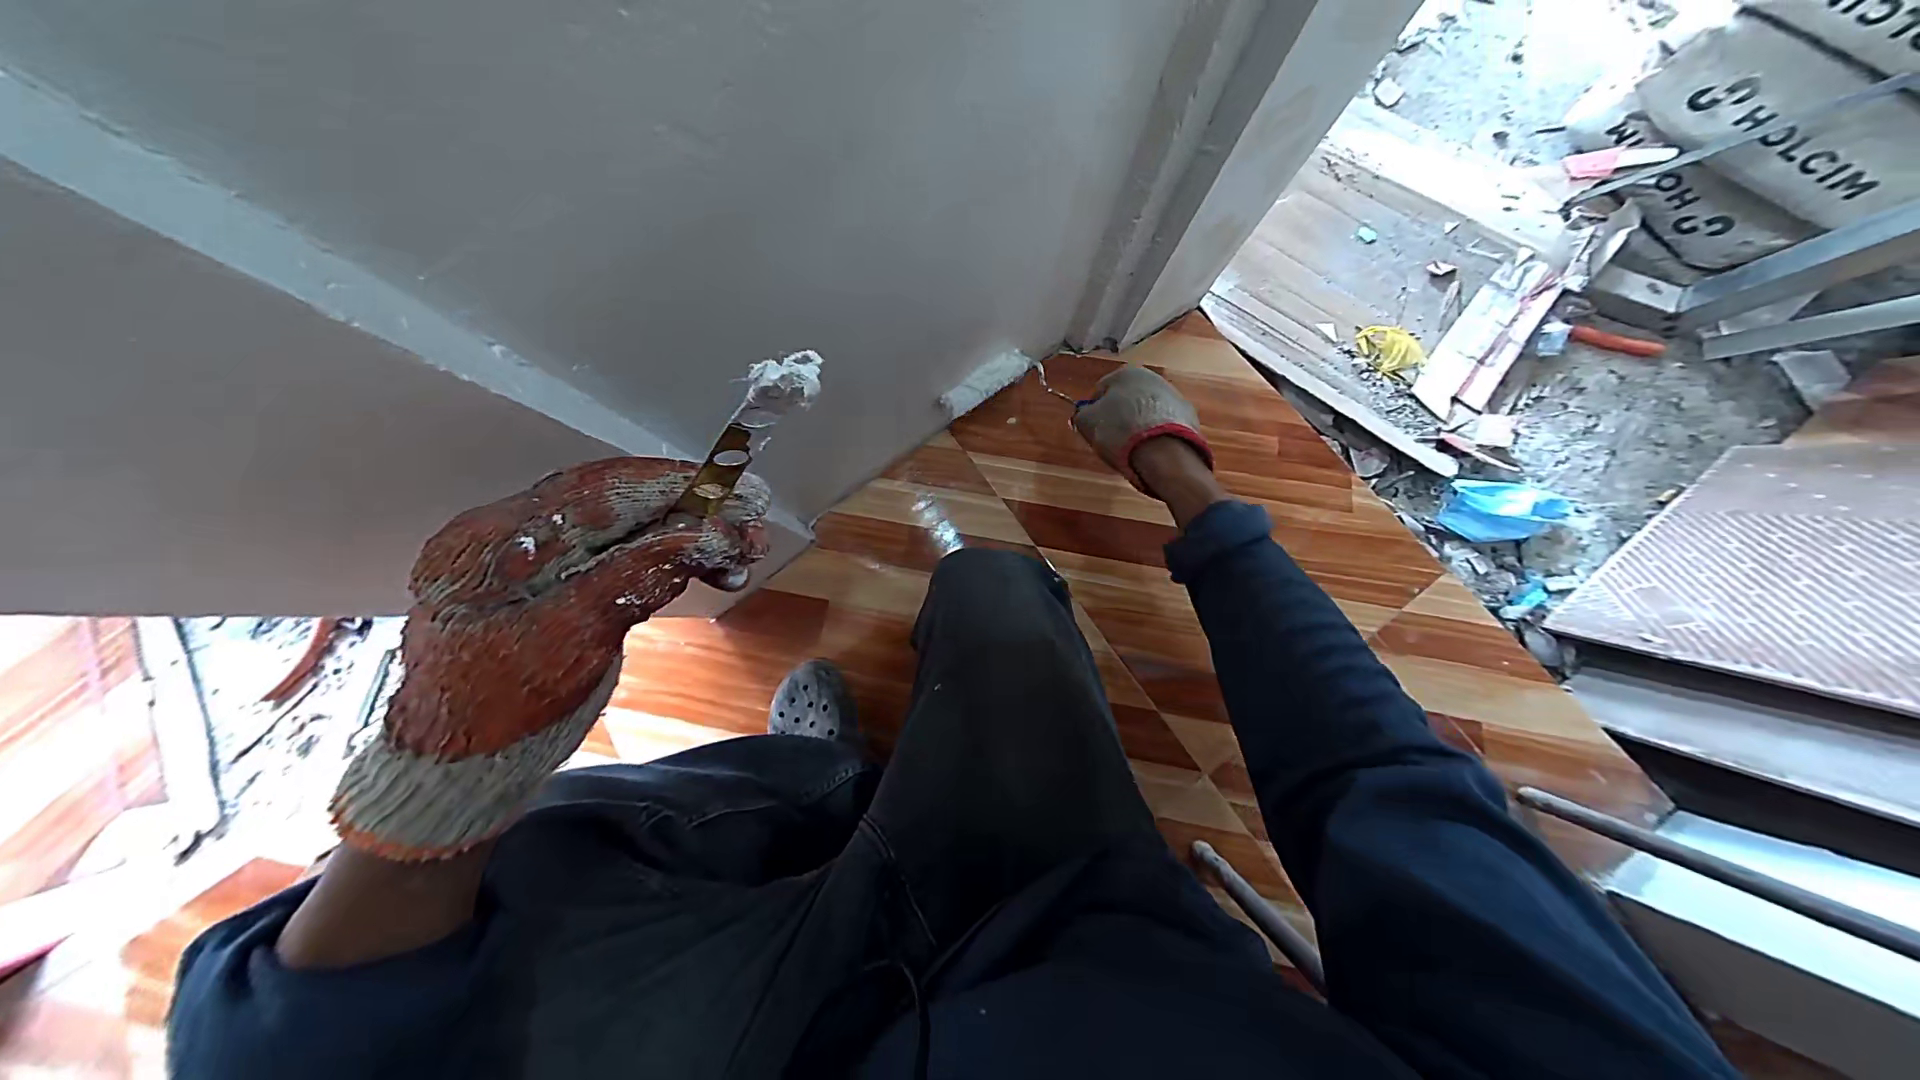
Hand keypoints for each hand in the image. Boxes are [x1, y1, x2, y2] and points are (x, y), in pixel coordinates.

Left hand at [330, 457, 768, 860]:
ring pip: (630, 528)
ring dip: (691, 535)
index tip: (736, 493)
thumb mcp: (571, 642)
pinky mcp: (562, 585)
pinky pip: (625, 555)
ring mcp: (538, 561)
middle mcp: (513, 536)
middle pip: (621, 502)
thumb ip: (634, 579)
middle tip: (752, 526)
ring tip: (742, 552)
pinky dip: (672, 558)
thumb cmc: (497, 714)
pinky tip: (707, 568)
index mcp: (496, 540)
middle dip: (694, 510)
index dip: (676, 487)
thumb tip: (704, 535)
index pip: (601, 491)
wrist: (459, 770)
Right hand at [1071, 367, 1212, 492]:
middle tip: (1113, 441)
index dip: (1094, 411)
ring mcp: (1175, 396)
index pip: (1100, 391)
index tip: (1094, 430)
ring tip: (1134, 449)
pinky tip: (1152, 451)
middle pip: (1127, 399)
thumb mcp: (1086, 423)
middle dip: (1119, 417)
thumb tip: (1084, 413)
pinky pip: (1165, 425)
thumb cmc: (1119, 432)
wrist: (1164, 454)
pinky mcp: (1189, 416)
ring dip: (1139, 426)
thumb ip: (1080, 414)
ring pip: (1147, 412)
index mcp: (1126, 372)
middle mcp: (1153, 377)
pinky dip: (1157, 435)